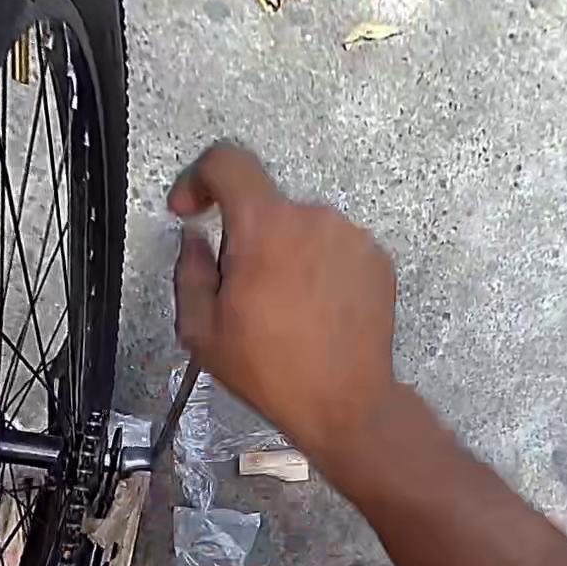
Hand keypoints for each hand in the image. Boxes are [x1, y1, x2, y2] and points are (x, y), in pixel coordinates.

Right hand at [169, 141, 399, 456]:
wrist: (345, 403)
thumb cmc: (266, 370)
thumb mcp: (202, 332)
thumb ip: (189, 273)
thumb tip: (196, 240)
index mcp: (265, 229)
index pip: (228, 162)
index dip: (199, 178)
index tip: (190, 212)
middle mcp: (313, 217)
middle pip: (264, 207)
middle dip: (243, 240)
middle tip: (240, 295)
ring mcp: (352, 236)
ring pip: (299, 230)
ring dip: (281, 256)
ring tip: (282, 311)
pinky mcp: (377, 259)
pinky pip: (331, 249)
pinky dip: (314, 269)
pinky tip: (314, 313)